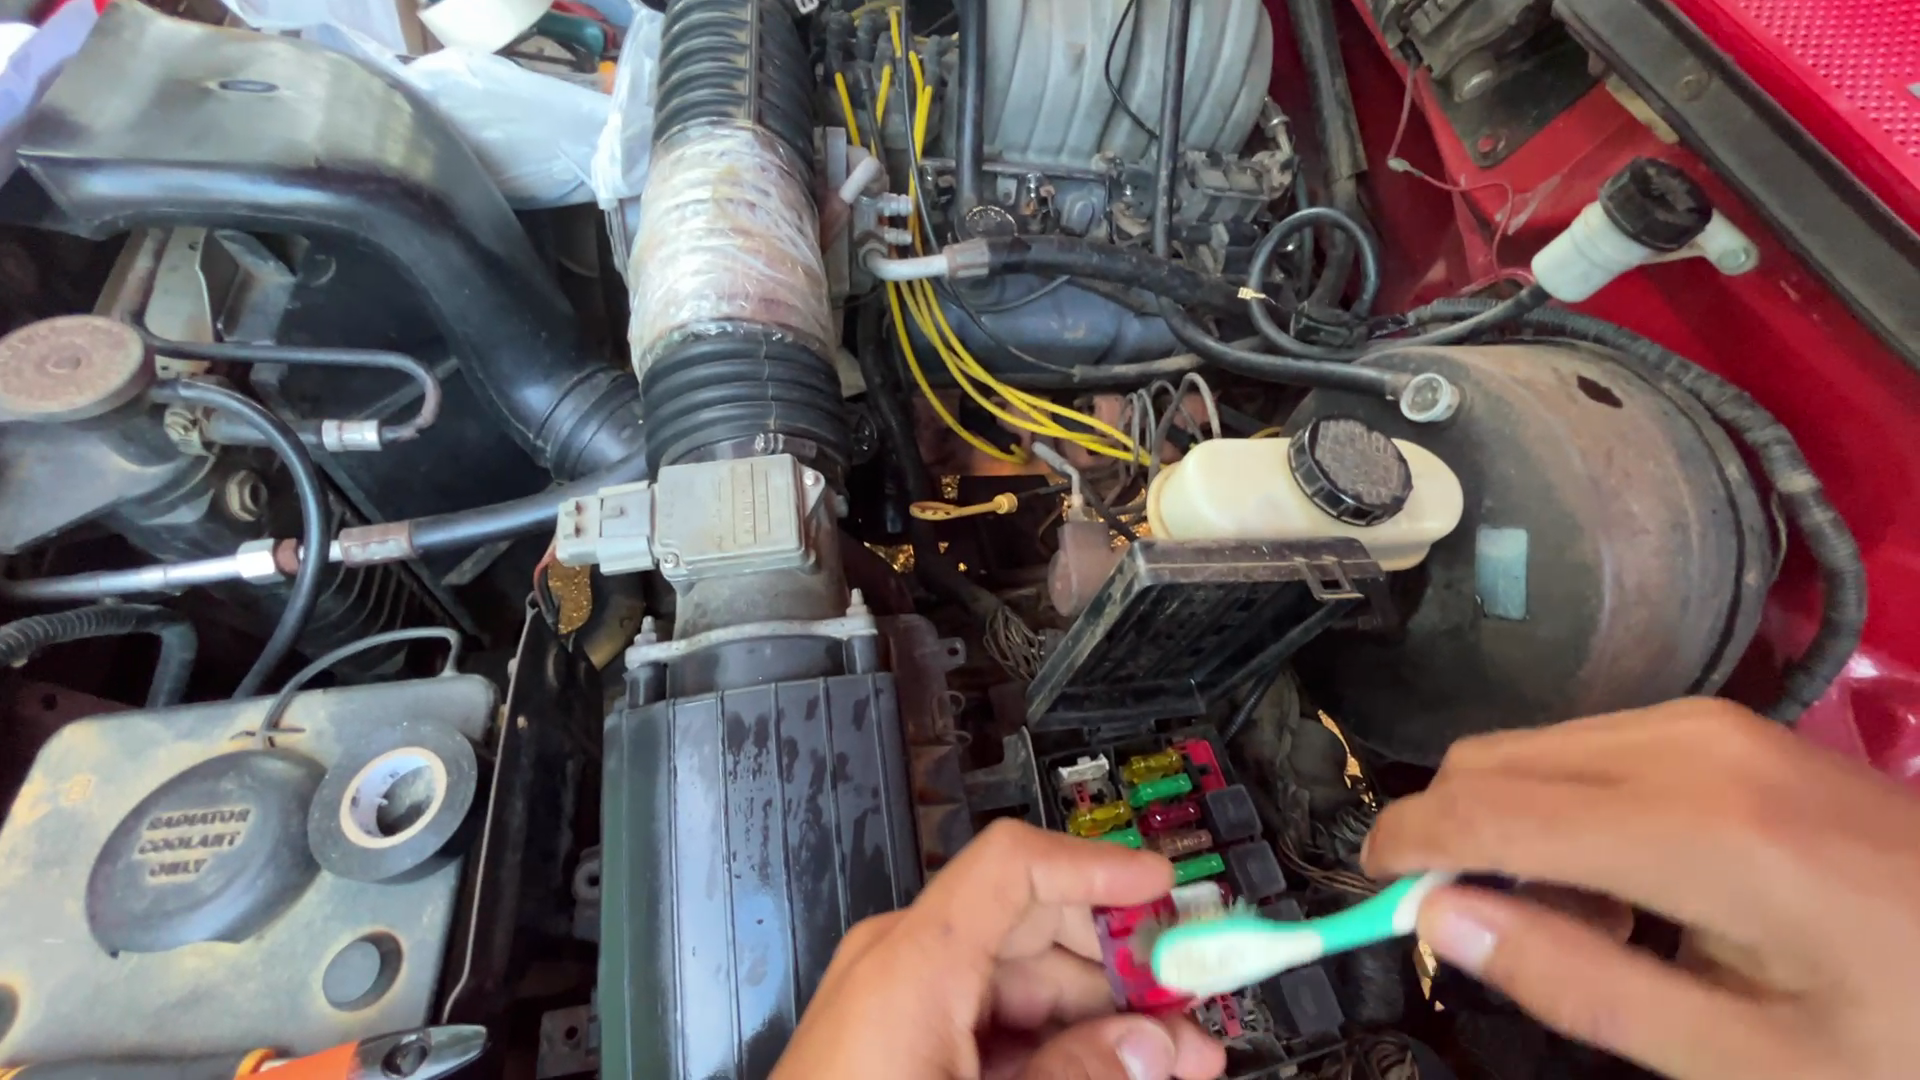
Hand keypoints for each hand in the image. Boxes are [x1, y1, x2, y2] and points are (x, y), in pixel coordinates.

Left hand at [773, 819, 1226, 1079]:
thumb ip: (1077, 1077)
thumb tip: (1151, 1045)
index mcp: (914, 958)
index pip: (1014, 865)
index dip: (1094, 866)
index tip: (1160, 887)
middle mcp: (902, 958)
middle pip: (1028, 920)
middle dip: (1115, 957)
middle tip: (1188, 994)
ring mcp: (897, 997)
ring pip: (1017, 975)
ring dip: (1094, 1009)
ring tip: (1170, 1054)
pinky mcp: (899, 1036)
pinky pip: (988, 1016)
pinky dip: (1049, 1038)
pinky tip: (1104, 1070)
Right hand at [1362, 698, 1919, 1079]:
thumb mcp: (1759, 1064)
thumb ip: (1578, 984)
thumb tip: (1435, 917)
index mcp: (1702, 830)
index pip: (1487, 811)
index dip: (1407, 841)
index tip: (1372, 883)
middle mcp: (1683, 745)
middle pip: (1488, 763)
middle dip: (1452, 835)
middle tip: (1485, 922)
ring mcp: (1699, 722)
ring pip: (1521, 750)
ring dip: (1502, 823)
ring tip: (1576, 912)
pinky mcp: (1709, 722)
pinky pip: (1571, 748)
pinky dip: (1549, 804)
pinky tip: (1615, 870)